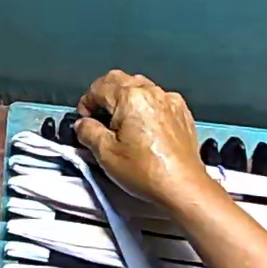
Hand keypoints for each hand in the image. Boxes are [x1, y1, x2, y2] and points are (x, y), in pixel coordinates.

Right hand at [73, 71, 215, 208]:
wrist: (183, 187)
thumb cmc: (149, 172)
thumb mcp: (105, 154)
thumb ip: (88, 132)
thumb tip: (82, 125)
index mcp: (131, 98)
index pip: (99, 87)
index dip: (85, 102)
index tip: (83, 118)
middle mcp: (152, 93)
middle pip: (119, 80)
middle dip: (104, 94)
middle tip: (96, 116)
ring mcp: (169, 101)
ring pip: (139, 87)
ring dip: (124, 98)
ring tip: (119, 123)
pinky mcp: (181, 113)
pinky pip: (157, 99)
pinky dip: (145, 106)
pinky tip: (142, 127)